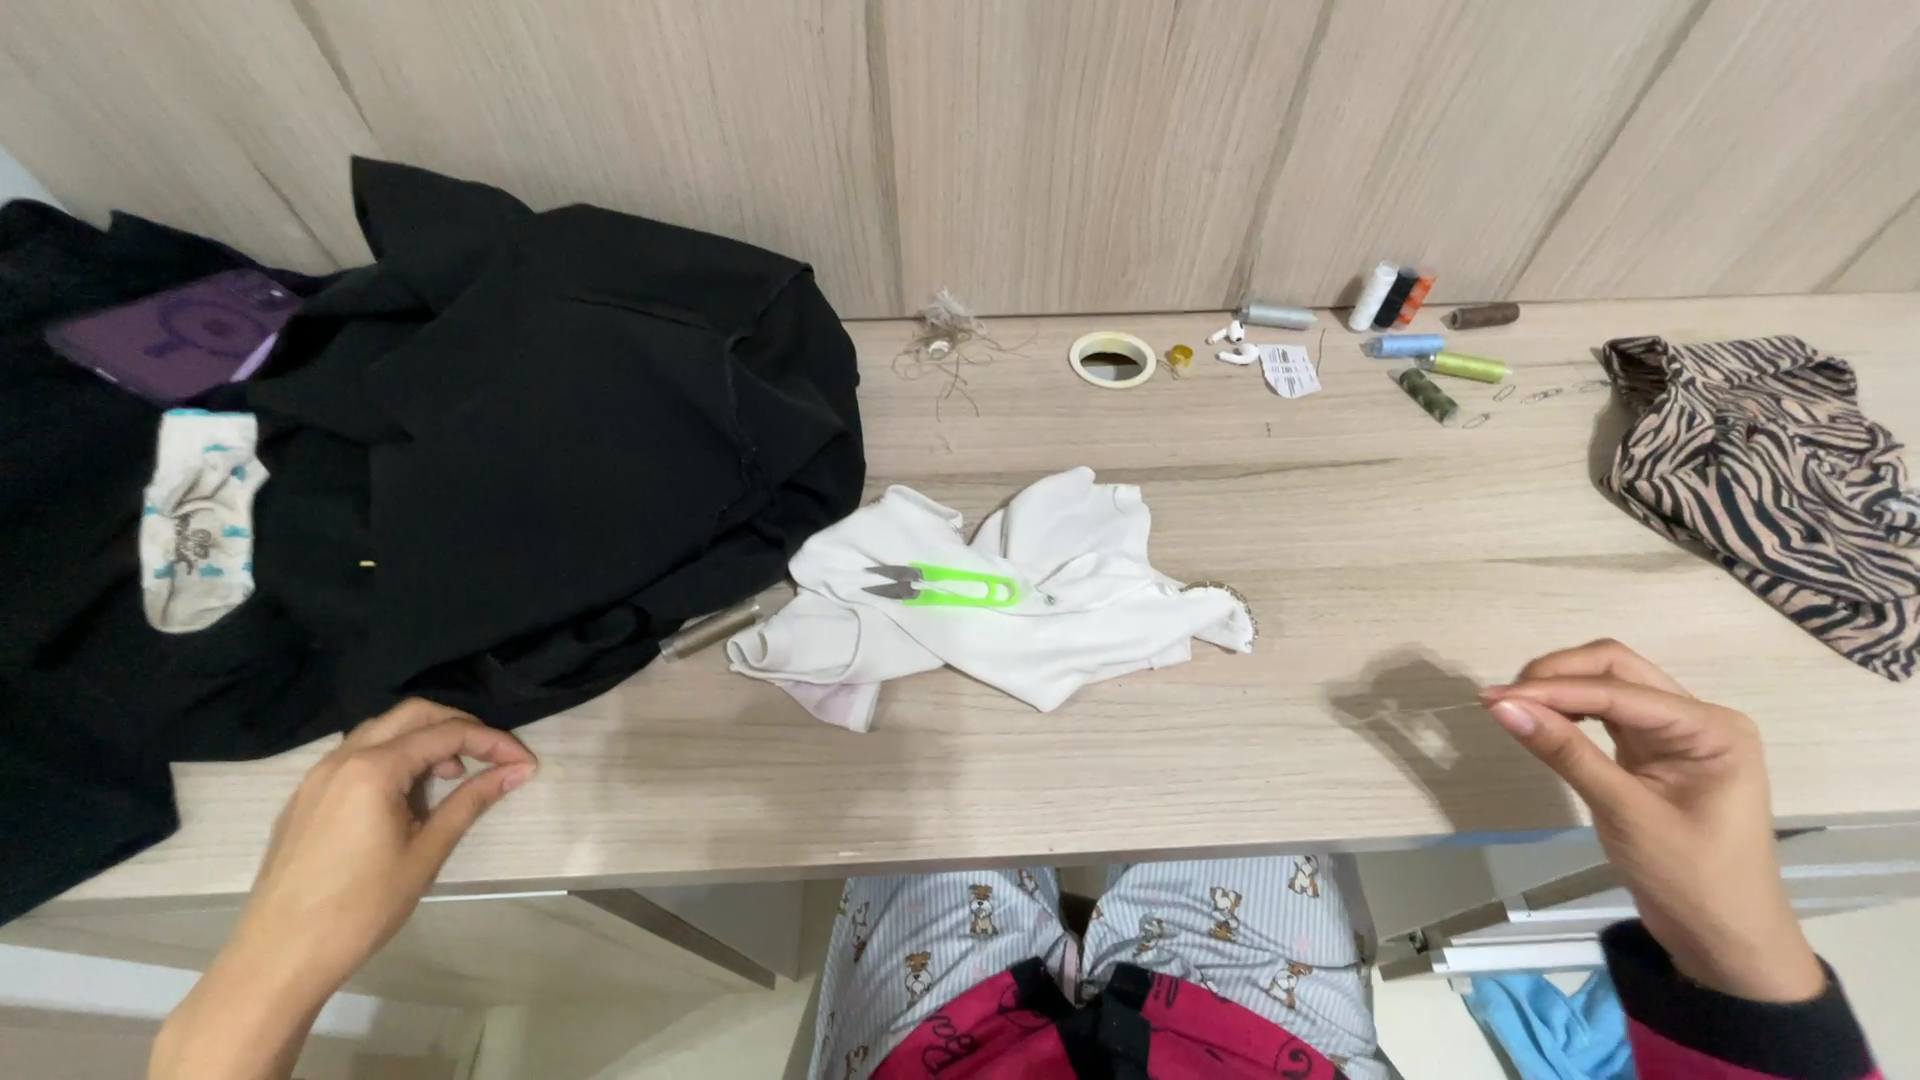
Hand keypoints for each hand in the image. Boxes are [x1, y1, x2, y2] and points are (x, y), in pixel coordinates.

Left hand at [152, 700, 534, 1078]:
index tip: (525, 762)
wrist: (275, 963)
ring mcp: (316, 779)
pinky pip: (358, 755)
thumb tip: (519, 770)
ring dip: (426, 739)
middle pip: (413, 714)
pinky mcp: (305, 800)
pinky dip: (395, 757)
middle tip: (492, 755)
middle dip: (461, 726)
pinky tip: (410, 794)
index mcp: (372, 769)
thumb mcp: (427, 852)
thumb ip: (472, 800)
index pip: (447, 733)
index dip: (494, 741)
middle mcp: (341, 760)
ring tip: (454, 775)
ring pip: (383, 731)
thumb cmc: (360, 909)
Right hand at [1481, 640, 1823, 1002]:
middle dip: (1555, 675)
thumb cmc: (1690, 877)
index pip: (1616, 690)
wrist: (1724, 937)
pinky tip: (1540, 722)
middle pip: (1614, 666)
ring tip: (1513, 709)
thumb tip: (1500, 706)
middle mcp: (1697, 718)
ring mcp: (1675, 732)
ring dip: (1558, 688)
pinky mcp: (1651, 748)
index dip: (1551, 690)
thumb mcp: (1624, 812)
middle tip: (1503, 699)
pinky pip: (1603, 711)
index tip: (1491, 699)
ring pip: (1606, 682)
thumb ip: (1564, 752)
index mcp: (1711, 728)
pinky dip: (1567, 709)